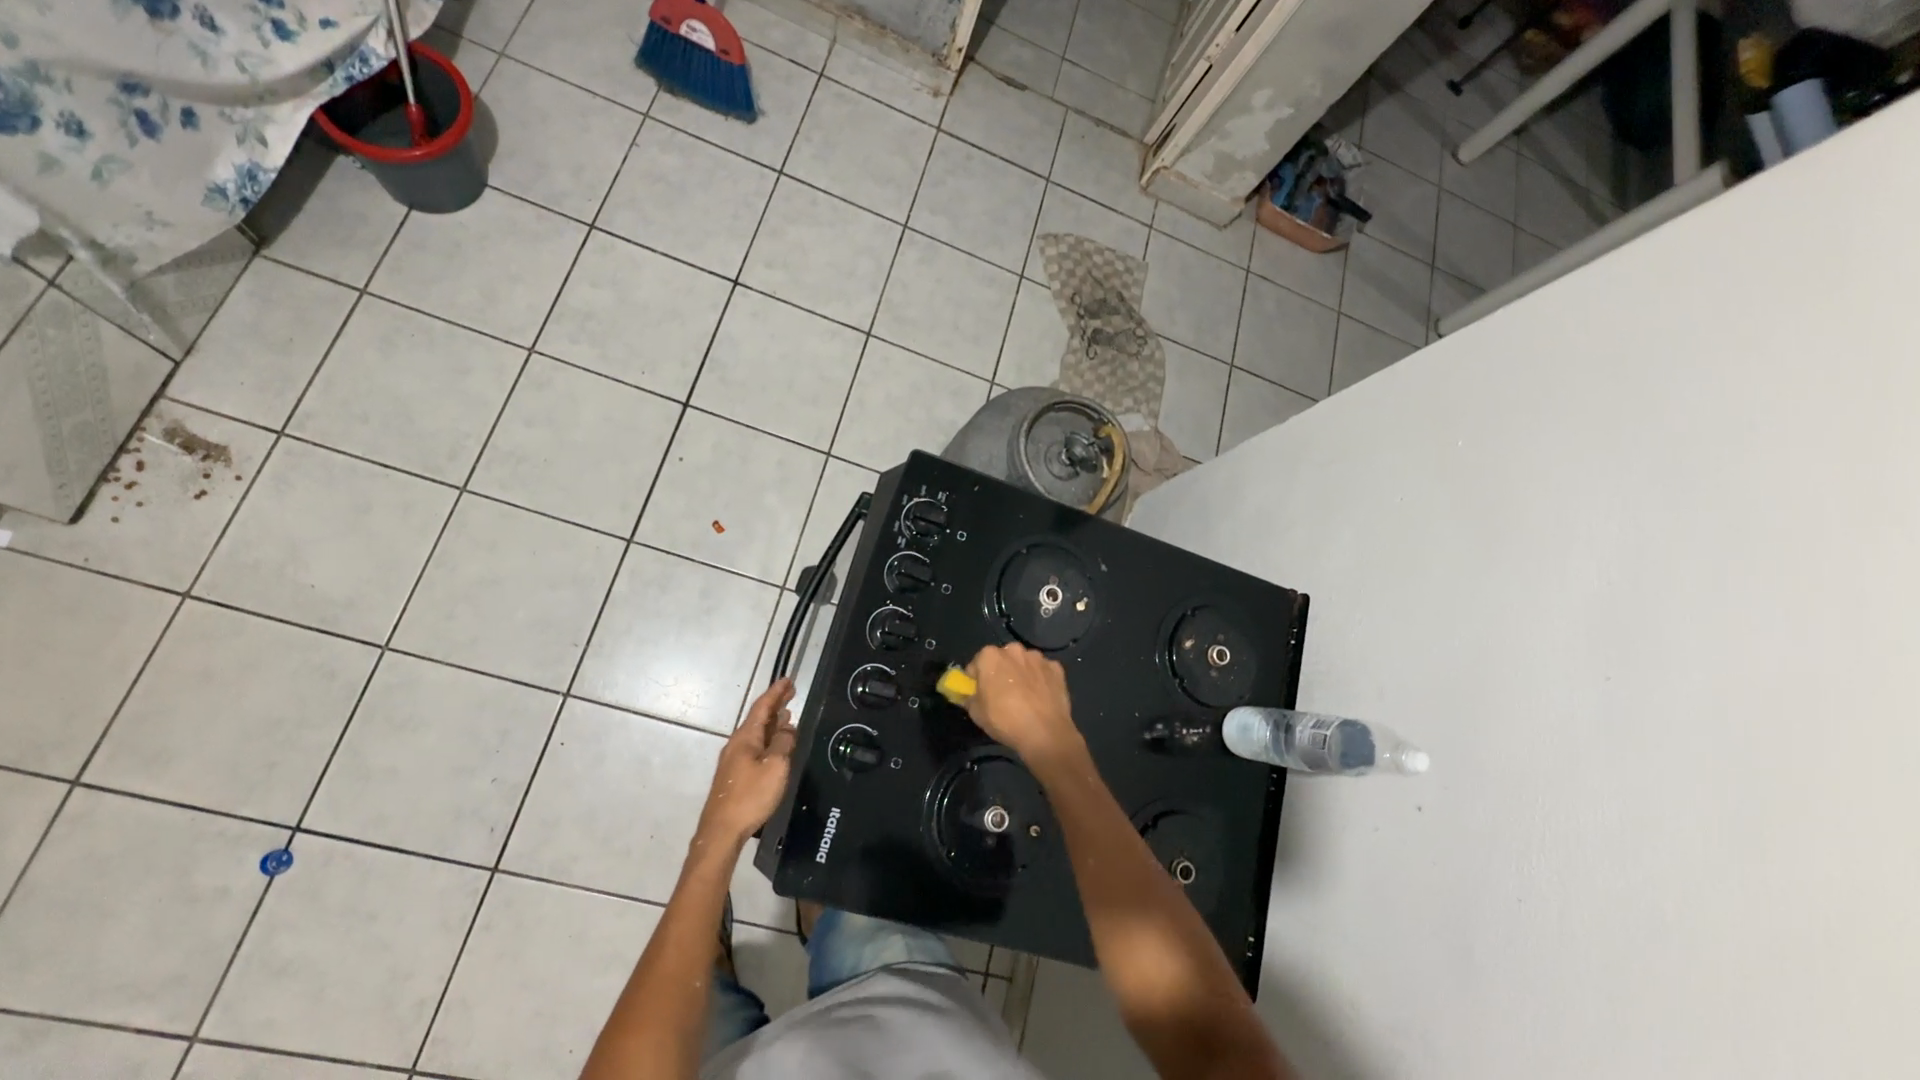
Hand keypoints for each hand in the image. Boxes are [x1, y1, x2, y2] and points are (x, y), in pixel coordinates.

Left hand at [696, 679, 797, 845]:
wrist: (722, 830)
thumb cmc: (750, 796)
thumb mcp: (775, 767)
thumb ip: (783, 744)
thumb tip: (788, 728)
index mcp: (746, 738)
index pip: (762, 707)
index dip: (776, 693)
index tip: (788, 680)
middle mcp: (737, 744)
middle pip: (757, 718)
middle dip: (774, 705)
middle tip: (791, 693)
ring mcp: (734, 760)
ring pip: (756, 733)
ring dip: (772, 723)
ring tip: (787, 715)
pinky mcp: (735, 774)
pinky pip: (754, 747)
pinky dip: (768, 739)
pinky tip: (775, 745)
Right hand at [964, 644, 1083, 766]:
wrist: (1044, 732)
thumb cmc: (1004, 720)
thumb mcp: (975, 713)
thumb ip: (969, 697)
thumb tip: (970, 694)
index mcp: (990, 656)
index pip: (976, 664)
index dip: (976, 679)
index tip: (980, 694)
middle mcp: (1014, 650)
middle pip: (1002, 659)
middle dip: (1000, 672)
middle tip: (1002, 695)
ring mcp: (1038, 657)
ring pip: (1024, 663)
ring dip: (1021, 673)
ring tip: (1024, 697)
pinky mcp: (1056, 668)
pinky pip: (1043, 671)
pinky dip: (1040, 679)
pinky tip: (1041, 697)